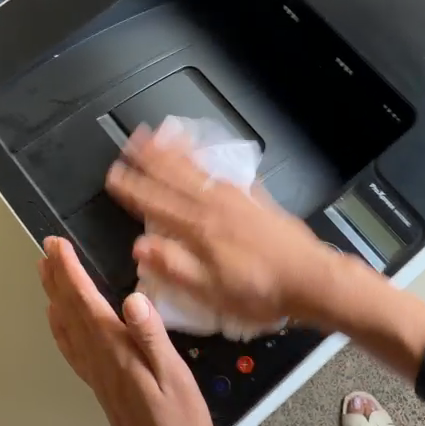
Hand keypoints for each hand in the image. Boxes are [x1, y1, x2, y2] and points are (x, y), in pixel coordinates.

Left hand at [38, 236, 210, 425]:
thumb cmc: (177, 424)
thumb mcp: (175, 377)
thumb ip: (153, 337)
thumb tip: (133, 298)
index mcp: (116, 350)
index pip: (86, 302)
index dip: (70, 271)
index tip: (58, 244)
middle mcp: (99, 357)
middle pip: (70, 310)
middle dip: (57, 276)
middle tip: (47, 247)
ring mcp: (96, 372)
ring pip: (67, 326)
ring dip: (55, 295)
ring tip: (46, 271)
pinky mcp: (100, 383)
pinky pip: (72, 347)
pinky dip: (61, 326)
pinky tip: (59, 319)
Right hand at [105, 125, 362, 329]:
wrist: (310, 279)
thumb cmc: (261, 292)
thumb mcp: (211, 291)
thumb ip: (174, 266)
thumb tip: (140, 248)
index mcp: (199, 230)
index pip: (156, 204)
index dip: (132, 189)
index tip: (114, 176)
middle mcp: (214, 208)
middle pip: (175, 176)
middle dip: (150, 158)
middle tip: (132, 141)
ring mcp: (235, 199)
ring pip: (197, 168)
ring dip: (176, 150)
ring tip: (160, 134)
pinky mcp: (254, 199)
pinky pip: (223, 170)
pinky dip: (208, 156)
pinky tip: (204, 150)